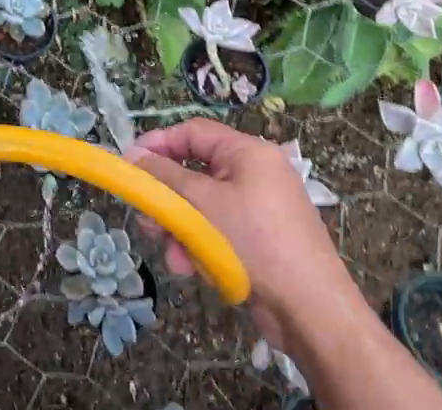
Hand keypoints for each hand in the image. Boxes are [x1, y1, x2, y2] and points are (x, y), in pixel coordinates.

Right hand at [128, 119, 356, 351]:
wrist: (311, 310)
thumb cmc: (255, 241)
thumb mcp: (203, 203)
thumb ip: (164, 175)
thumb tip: (133, 154)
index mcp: (249, 153)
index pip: (193, 132)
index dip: (158, 143)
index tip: (129, 162)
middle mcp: (256, 175)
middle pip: (195, 172)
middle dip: (166, 196)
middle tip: (144, 214)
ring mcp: (260, 209)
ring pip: (203, 206)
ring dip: (180, 227)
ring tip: (168, 252)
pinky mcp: (260, 240)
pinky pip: (219, 230)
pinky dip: (200, 244)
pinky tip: (190, 268)